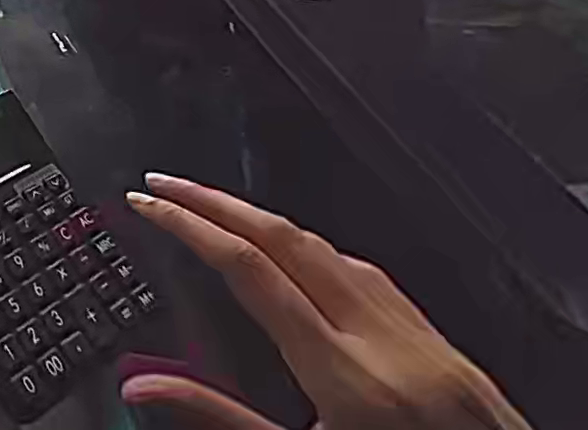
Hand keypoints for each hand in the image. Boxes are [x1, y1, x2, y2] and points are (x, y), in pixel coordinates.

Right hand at [123, 174, 532, 429]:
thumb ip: (220, 416)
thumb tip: (141, 386)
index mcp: (351, 382)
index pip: (247, 270)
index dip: (186, 224)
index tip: (146, 202)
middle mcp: (390, 349)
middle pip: (283, 239)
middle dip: (213, 199)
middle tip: (164, 181)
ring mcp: (424, 344)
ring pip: (323, 246)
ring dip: (256, 216)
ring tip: (210, 205)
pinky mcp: (446, 349)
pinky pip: (364, 273)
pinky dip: (309, 247)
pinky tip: (289, 250)